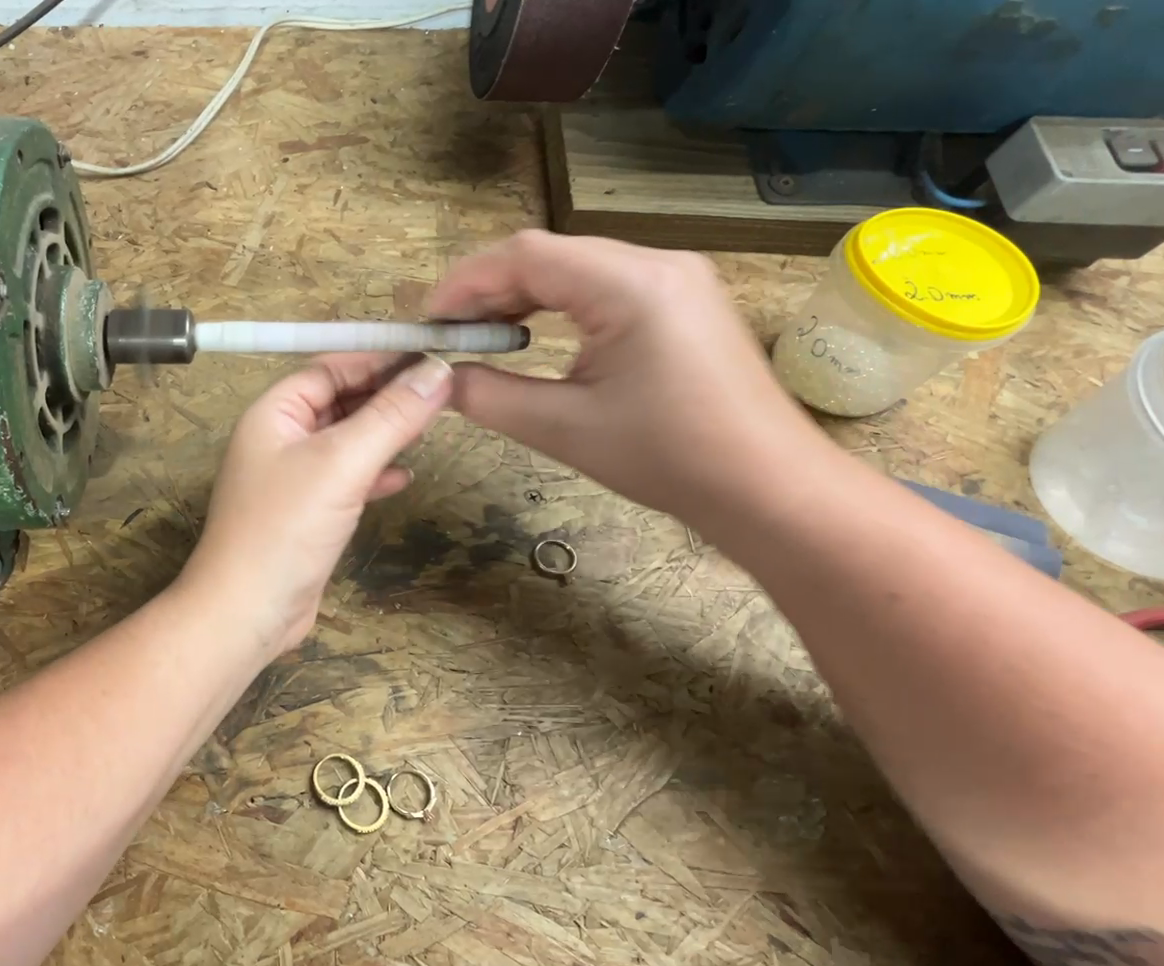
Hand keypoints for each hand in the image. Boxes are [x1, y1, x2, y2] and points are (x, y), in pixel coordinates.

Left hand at [175, 352, 452, 652]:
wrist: (248, 610)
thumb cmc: (285, 528)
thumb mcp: (341, 463)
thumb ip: (390, 416)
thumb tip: (437, 372)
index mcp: (274, 414)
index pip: (330, 367)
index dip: (379, 359)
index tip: (432, 356)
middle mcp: (279, 439)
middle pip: (339, 401)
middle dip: (387, 395)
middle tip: (443, 390)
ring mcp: (292, 479)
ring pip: (346, 441)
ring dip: (385, 432)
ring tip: (433, 424)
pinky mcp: (306, 514)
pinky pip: (346, 480)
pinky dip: (375, 474)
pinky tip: (404, 476)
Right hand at [428, 230, 837, 524]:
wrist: (765, 485)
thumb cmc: (666, 457)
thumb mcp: (562, 428)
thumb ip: (488, 395)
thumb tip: (440, 379)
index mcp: (630, 284)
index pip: (526, 254)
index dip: (465, 282)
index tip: (427, 322)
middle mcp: (657, 263)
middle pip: (549, 254)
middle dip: (488, 289)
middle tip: (446, 335)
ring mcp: (676, 278)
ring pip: (575, 267)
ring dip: (520, 296)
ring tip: (480, 336)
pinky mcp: (682, 300)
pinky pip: (603, 285)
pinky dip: (557, 305)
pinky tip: (532, 334)